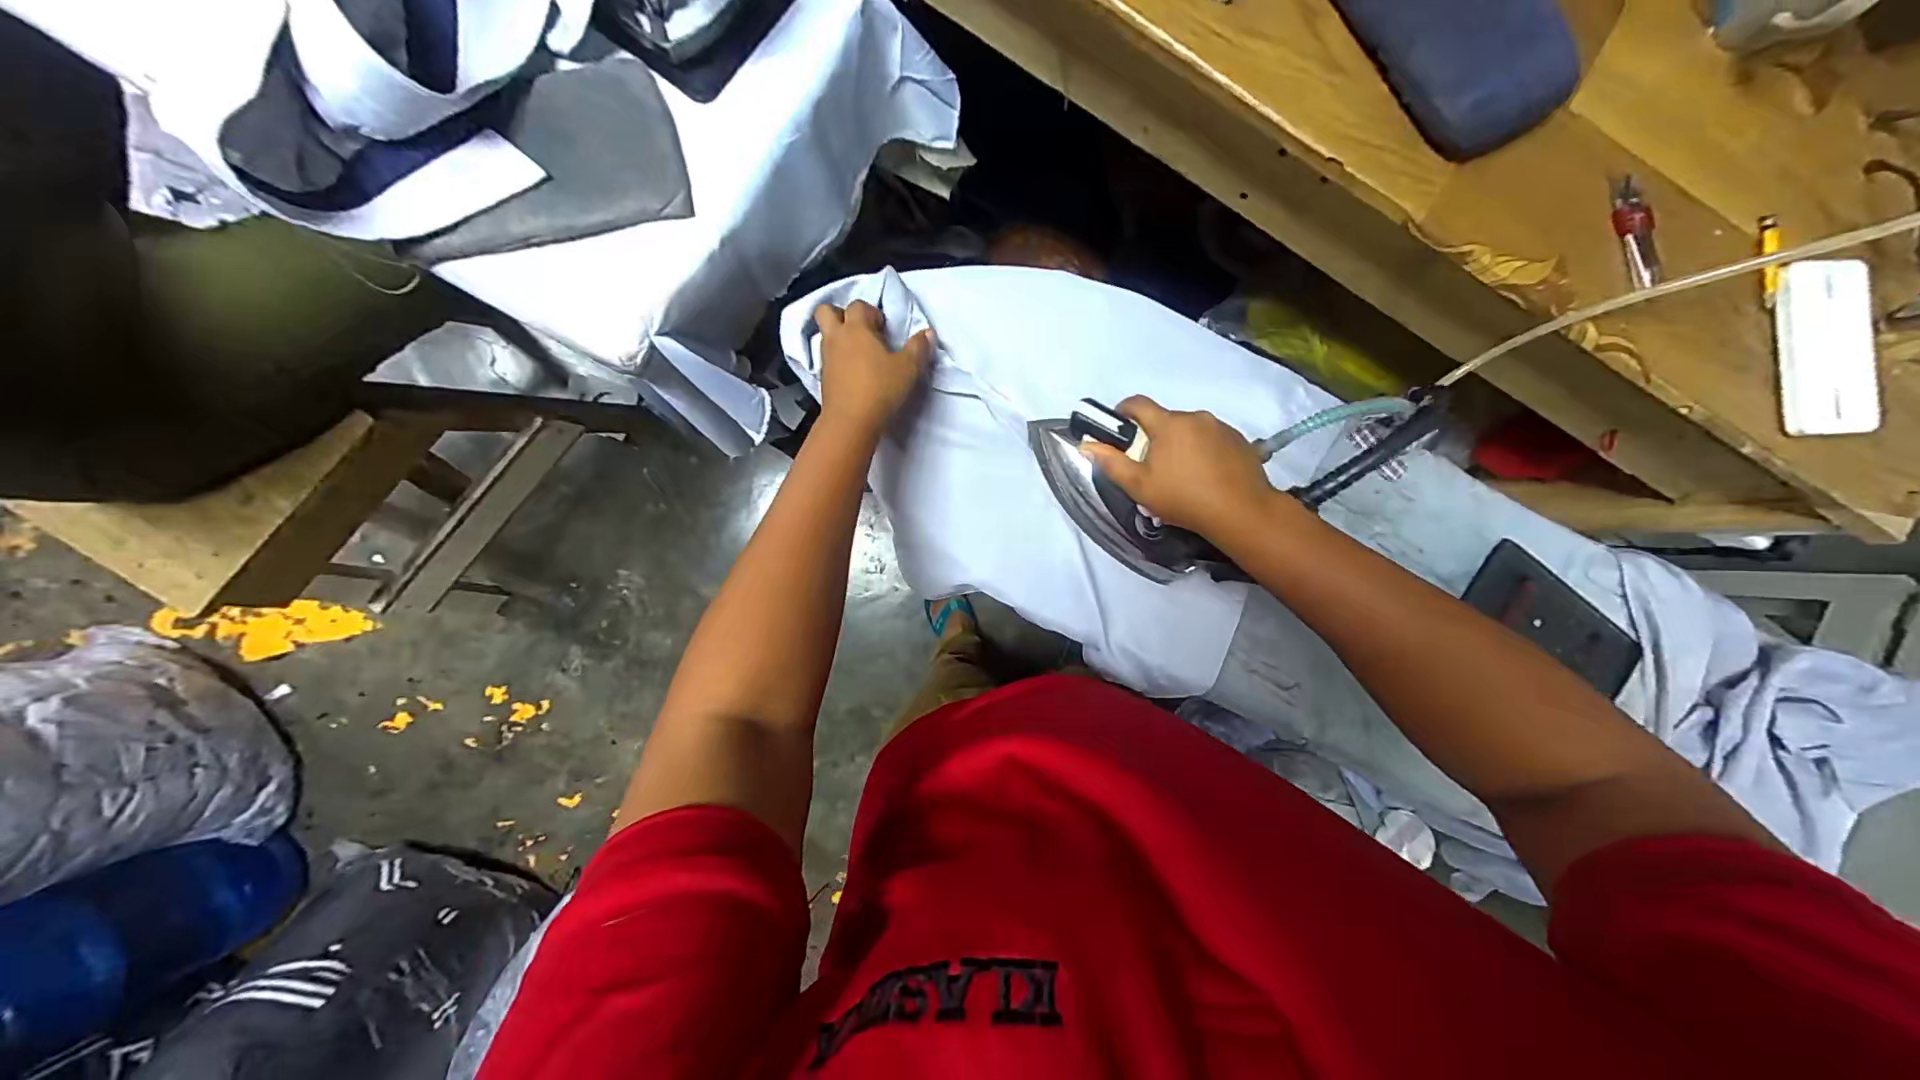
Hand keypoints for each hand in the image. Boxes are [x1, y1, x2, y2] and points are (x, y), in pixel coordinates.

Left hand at [816, 301, 932, 437]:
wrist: (850, 422)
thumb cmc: (880, 389)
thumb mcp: (908, 368)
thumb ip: (918, 348)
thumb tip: (927, 333)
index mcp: (856, 329)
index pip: (858, 305)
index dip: (871, 312)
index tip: (884, 328)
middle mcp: (836, 338)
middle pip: (826, 311)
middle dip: (840, 314)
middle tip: (861, 331)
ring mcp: (826, 358)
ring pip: (826, 335)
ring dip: (839, 338)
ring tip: (859, 354)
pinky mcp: (823, 378)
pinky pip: (827, 358)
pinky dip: (838, 359)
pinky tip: (853, 372)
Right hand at [1079, 396, 1281, 538]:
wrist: (1241, 511)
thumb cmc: (1183, 498)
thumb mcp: (1139, 486)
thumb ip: (1111, 463)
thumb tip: (1087, 445)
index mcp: (1168, 423)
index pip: (1137, 403)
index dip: (1123, 411)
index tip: (1119, 427)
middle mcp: (1195, 417)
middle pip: (1166, 420)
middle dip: (1155, 436)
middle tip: (1152, 467)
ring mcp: (1221, 427)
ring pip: (1191, 429)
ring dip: (1182, 444)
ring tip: (1182, 475)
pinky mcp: (1240, 441)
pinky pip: (1213, 439)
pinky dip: (1205, 451)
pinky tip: (1206, 476)